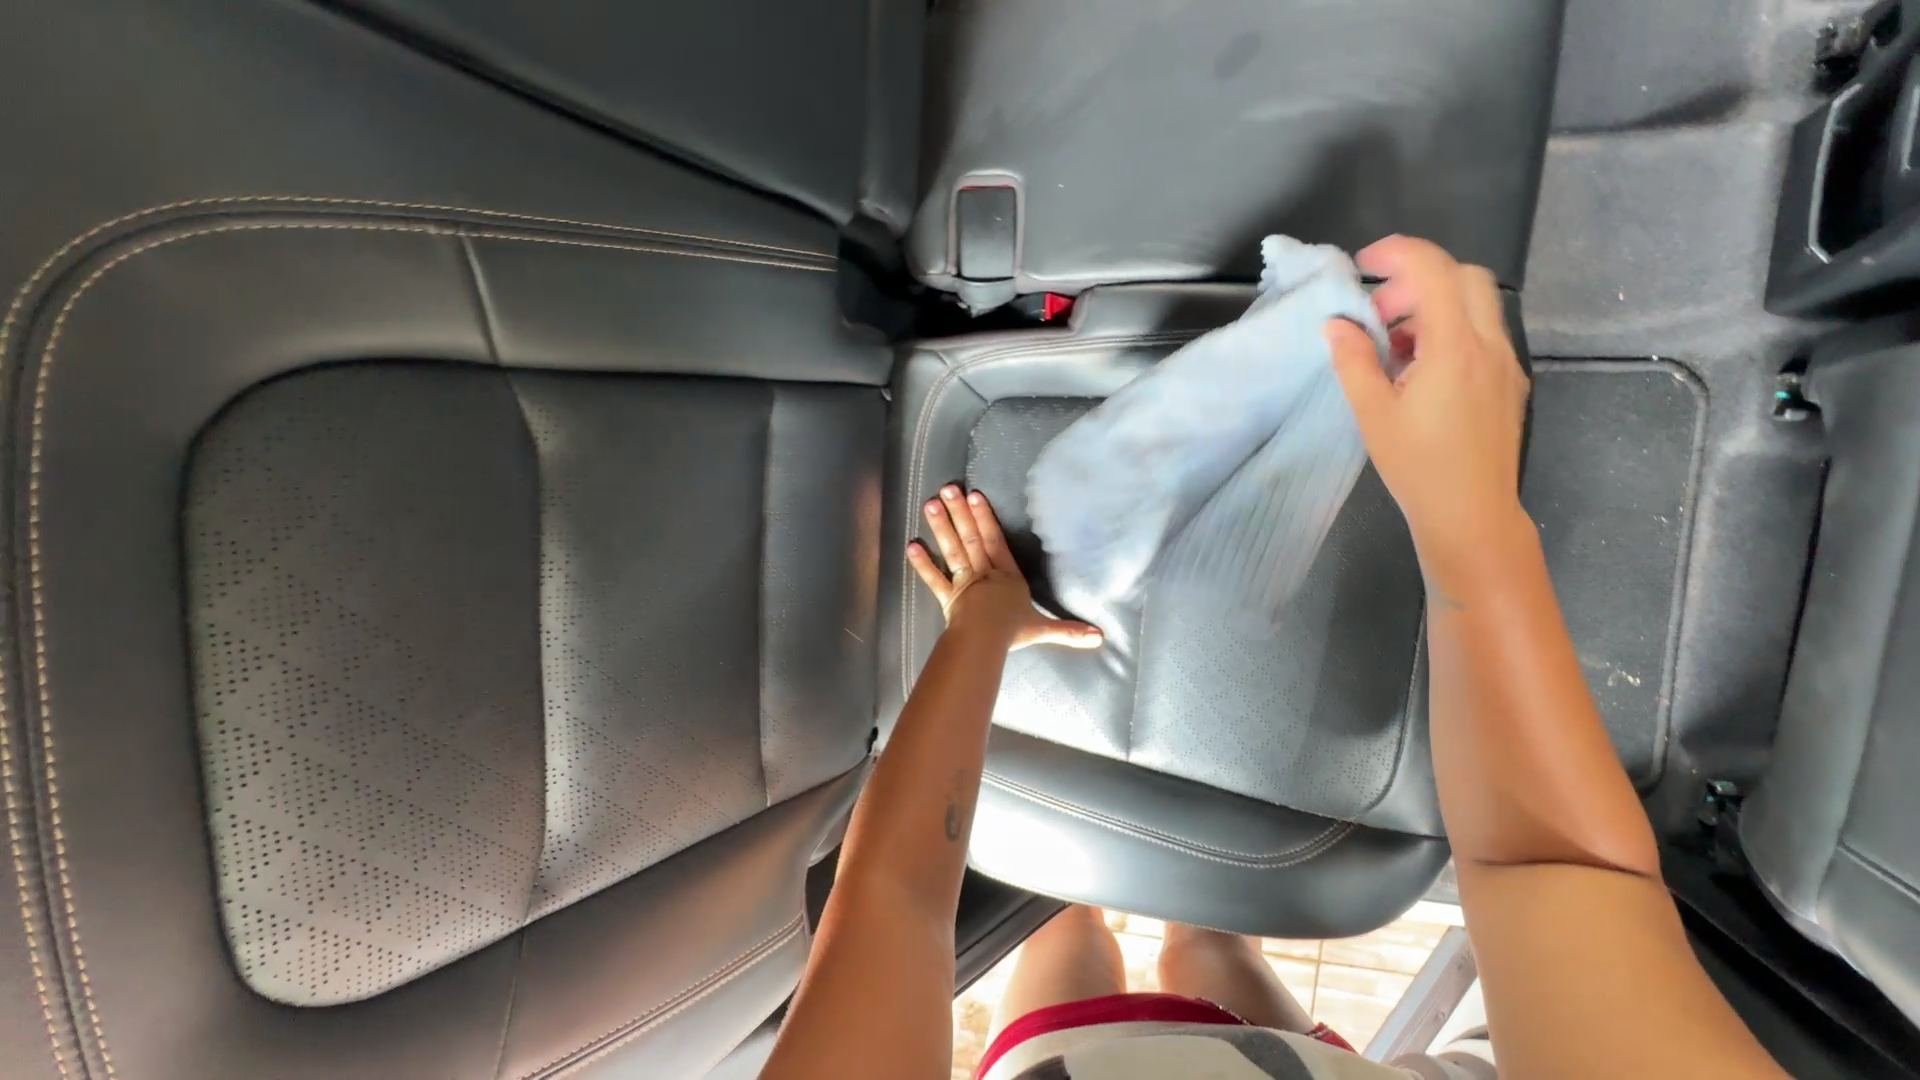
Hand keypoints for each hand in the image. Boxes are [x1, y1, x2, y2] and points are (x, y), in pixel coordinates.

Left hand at [908, 485, 1103, 650]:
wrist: (985, 641)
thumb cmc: (1013, 631)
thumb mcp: (1042, 628)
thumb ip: (1068, 630)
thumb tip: (1100, 636)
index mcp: (1007, 576)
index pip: (995, 541)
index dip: (985, 518)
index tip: (975, 496)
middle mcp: (984, 573)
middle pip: (971, 538)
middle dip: (960, 512)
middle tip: (948, 489)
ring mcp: (963, 583)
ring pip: (953, 550)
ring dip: (941, 527)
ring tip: (930, 504)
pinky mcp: (947, 597)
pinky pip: (934, 579)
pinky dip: (923, 563)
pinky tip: (912, 545)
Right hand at [1324, 235, 1531, 575]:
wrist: (1471, 512)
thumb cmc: (1416, 465)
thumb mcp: (1372, 412)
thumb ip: (1353, 360)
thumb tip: (1337, 324)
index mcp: (1454, 346)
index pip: (1434, 270)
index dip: (1398, 253)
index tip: (1364, 263)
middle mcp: (1489, 344)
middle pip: (1463, 278)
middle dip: (1417, 280)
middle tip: (1377, 313)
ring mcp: (1505, 363)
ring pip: (1476, 306)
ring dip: (1433, 307)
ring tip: (1392, 346)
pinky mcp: (1508, 383)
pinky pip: (1482, 335)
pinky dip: (1449, 331)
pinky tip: (1419, 371)